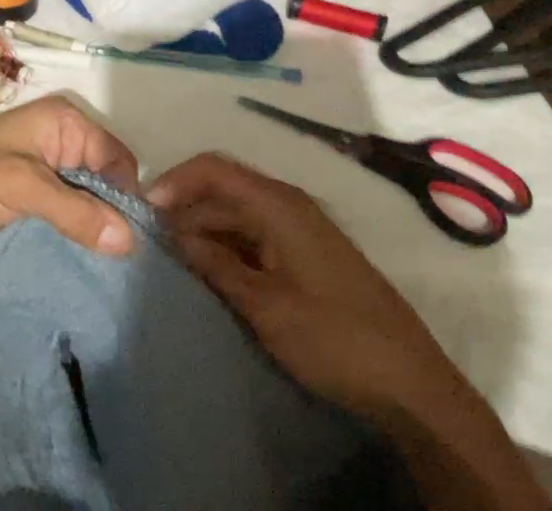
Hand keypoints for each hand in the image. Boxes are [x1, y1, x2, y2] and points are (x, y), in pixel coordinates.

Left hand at [0, 95, 139, 270]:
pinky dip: (73, 231)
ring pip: (87, 199)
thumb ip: (76, 212)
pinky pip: (67, 213)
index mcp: (62, 120)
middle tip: (118, 257)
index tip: (129, 239)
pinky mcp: (32, 195)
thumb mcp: (23, 188)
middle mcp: (59, 138)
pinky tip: (81, 257)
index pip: (115, 158)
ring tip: (103, 263)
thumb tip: (129, 241)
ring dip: (91, 227)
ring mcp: (45, 168)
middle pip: (104, 179)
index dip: (124, 196)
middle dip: (109, 214)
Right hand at [148, 152, 467, 423]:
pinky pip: (256, 234)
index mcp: (279, 205)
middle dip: (184, 208)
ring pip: (238, 213)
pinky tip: (209, 272)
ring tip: (171, 259)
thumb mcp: (263, 304)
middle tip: (149, 241)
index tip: (142, 212)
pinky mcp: (308, 254)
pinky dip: (227, 246)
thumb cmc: (332, 337)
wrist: (409, 384)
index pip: (213, 168)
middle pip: (224, 189)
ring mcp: (302, 230)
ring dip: (204, 229)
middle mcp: (290, 206)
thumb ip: (214, 263)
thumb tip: (174, 233)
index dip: (173, 182)